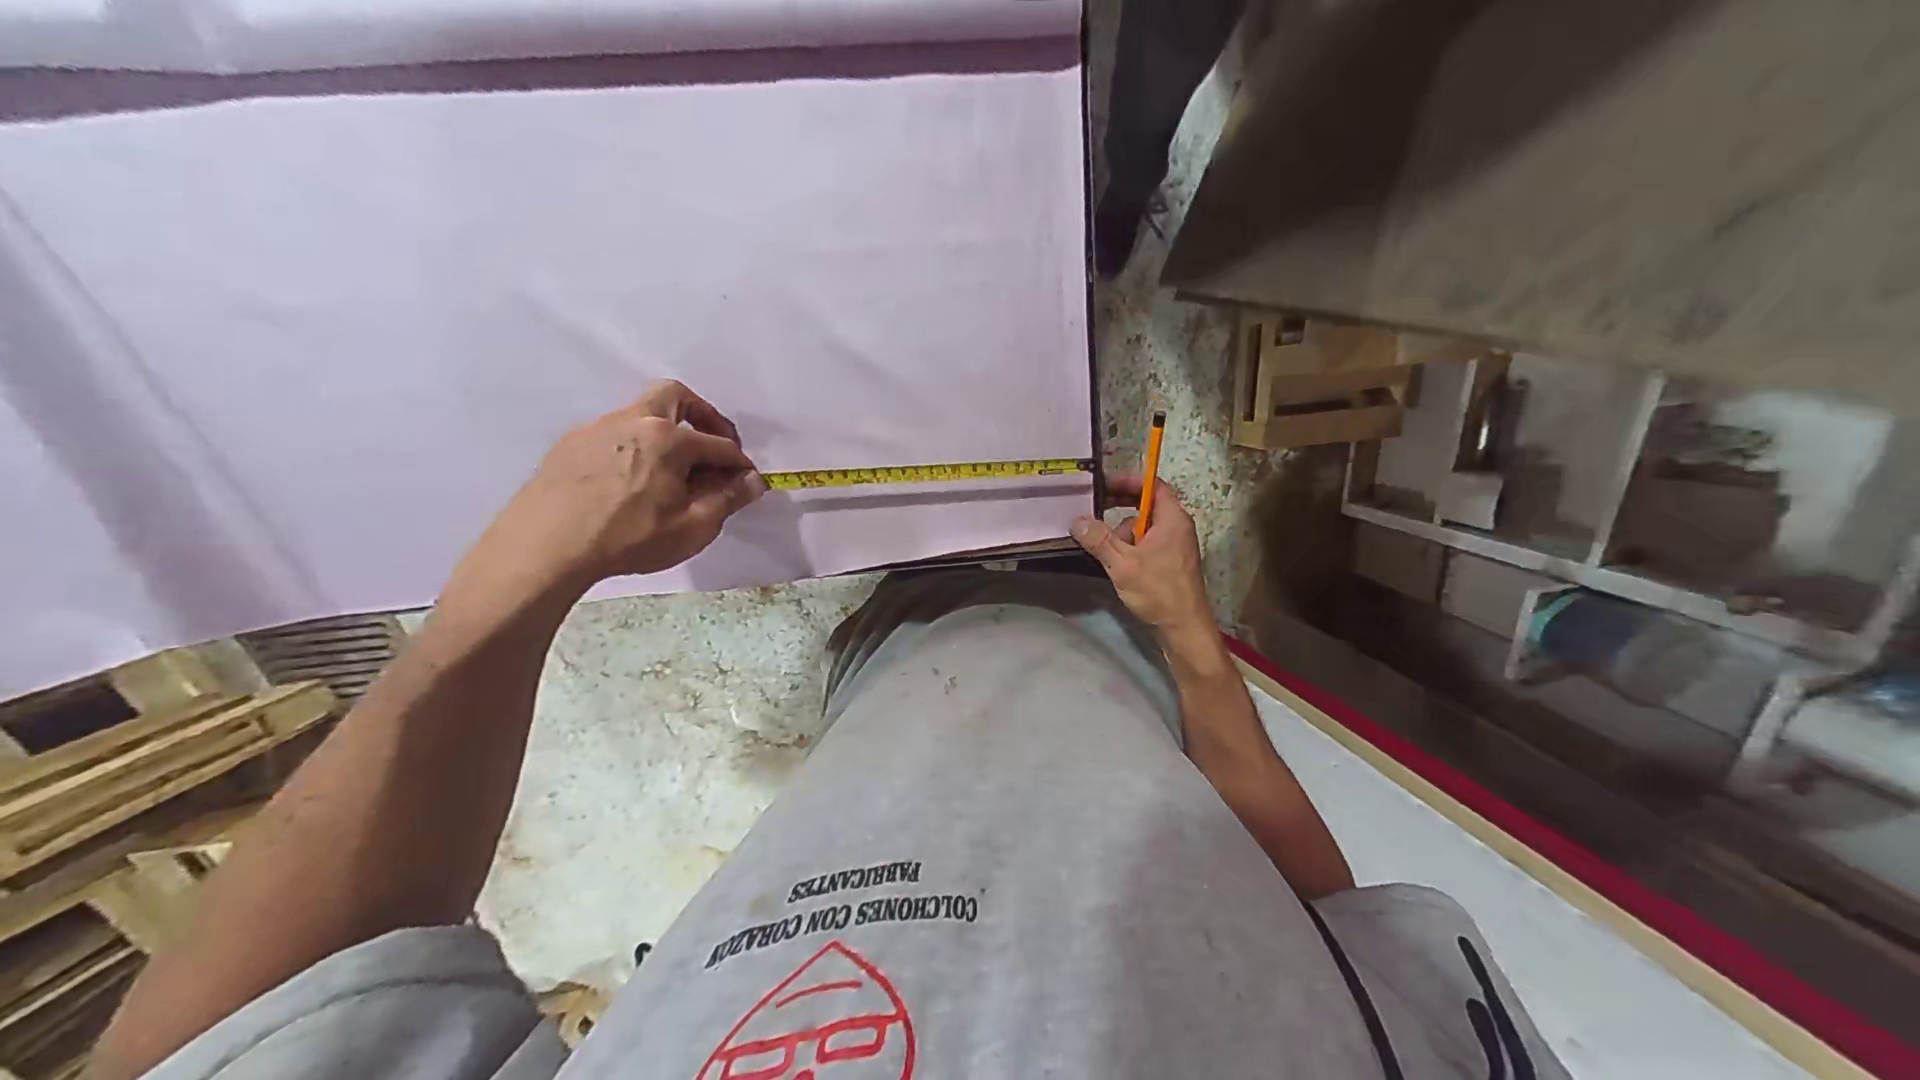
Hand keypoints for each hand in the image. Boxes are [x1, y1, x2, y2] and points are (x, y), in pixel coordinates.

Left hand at [470, 381, 766, 595]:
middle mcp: (633, 420)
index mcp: (668, 438)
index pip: (720, 445)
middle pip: (677, 397)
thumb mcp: (692, 527)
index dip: (740, 464)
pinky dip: (634, 447)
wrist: (545, 547)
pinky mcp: (570, 444)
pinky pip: (613, 434)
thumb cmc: (628, 538)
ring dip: (666, 433)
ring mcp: (597, 428)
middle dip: (704, 417)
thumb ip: (728, 498)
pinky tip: (630, 482)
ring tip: (671, 471)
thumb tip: (753, 480)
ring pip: (641, 414)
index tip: (747, 482)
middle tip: (713, 448)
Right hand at [1070, 476, 1213, 636]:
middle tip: (1094, 511)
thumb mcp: (1122, 563)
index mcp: (1172, 519)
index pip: (1153, 485)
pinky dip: (1129, 548)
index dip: (1129, 480)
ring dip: (1122, 534)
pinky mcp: (1169, 563)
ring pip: (1143, 528)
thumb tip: (1077, 520)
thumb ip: (1099, 539)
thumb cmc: (1158, 590)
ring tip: (1105, 549)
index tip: (1104, 484)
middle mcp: (1176, 527)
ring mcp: (1174, 546)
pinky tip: (1115, 563)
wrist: (1183, 628)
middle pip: (1145, 506)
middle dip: (1119, 509)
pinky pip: (1145, 545)